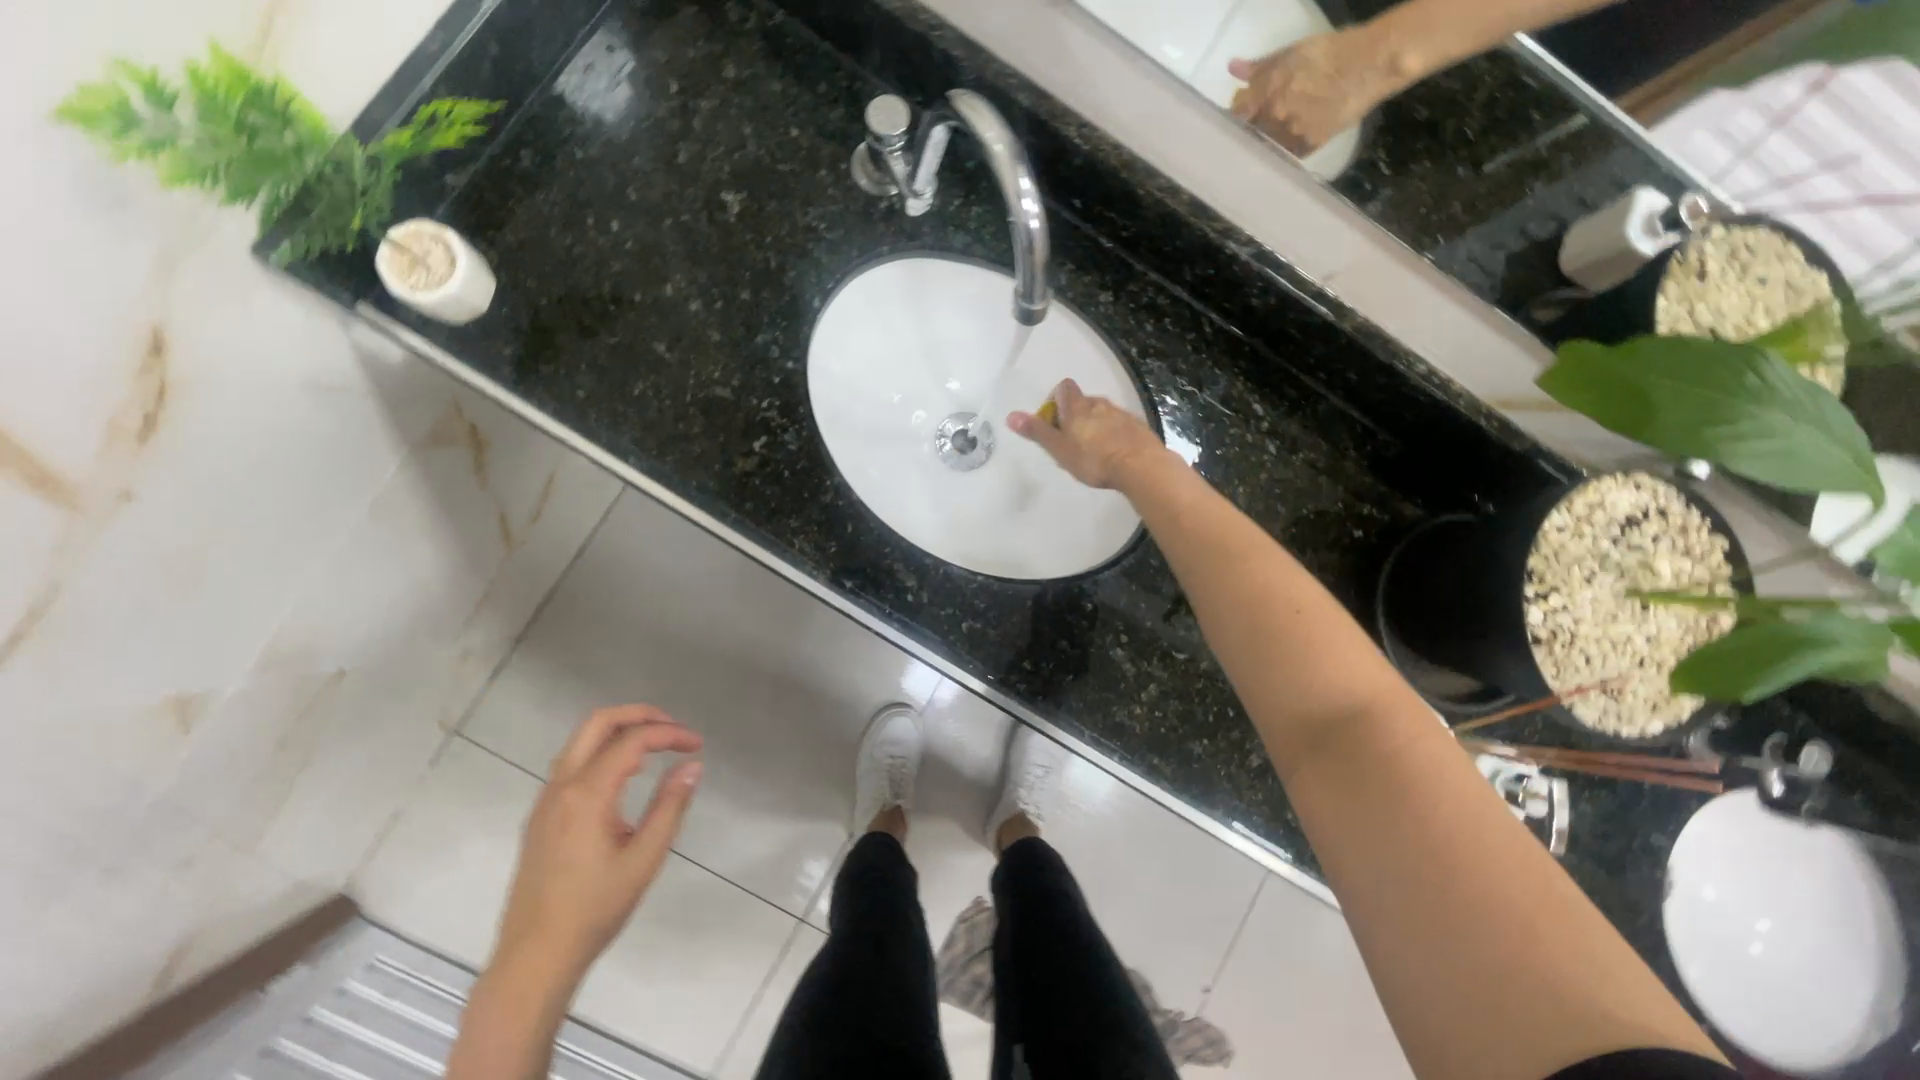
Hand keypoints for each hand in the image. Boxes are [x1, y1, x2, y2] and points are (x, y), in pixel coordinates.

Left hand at [493, 705, 703, 985]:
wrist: (535, 956)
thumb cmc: (595, 910)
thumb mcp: (644, 860)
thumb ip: (669, 807)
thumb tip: (691, 766)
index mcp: (587, 794)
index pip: (632, 741)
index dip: (669, 734)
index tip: (698, 745)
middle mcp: (560, 787)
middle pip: (597, 723)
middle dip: (639, 715)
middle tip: (674, 728)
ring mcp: (545, 801)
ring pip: (580, 742)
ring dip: (618, 732)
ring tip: (655, 747)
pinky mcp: (540, 818)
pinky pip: (571, 764)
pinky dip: (602, 752)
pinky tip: (624, 777)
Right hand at [1006, 378, 1168, 489]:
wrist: (1139, 466)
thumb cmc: (1092, 458)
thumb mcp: (1058, 449)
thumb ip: (1036, 432)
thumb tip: (1011, 416)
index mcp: (1077, 406)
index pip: (1063, 387)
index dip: (1055, 401)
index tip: (1053, 423)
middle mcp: (1099, 403)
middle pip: (1082, 402)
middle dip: (1075, 418)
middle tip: (1070, 443)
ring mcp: (1121, 413)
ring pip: (1102, 414)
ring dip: (1095, 427)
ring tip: (1092, 453)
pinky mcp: (1137, 426)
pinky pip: (1120, 426)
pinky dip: (1113, 435)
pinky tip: (1113, 456)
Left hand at [1227, 27, 1404, 155]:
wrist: (1367, 65)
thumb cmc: (1328, 53)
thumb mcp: (1290, 53)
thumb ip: (1259, 66)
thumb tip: (1233, 68)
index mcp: (1266, 94)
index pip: (1237, 114)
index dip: (1237, 113)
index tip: (1239, 111)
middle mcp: (1275, 118)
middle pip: (1251, 132)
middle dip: (1250, 127)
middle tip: (1256, 122)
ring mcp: (1292, 134)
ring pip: (1268, 145)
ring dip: (1266, 141)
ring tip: (1273, 133)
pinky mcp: (1310, 145)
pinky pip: (1289, 154)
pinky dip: (1284, 150)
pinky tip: (1286, 143)